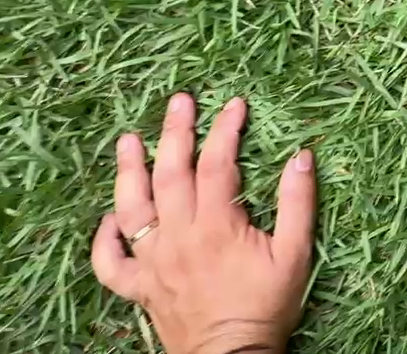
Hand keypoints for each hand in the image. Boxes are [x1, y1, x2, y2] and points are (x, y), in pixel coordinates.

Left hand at [91, 94, 316, 353]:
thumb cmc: (267, 305)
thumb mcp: (296, 251)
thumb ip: (298, 202)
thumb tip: (302, 156)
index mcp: (215, 226)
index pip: (217, 164)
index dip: (225, 129)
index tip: (236, 103)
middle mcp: (177, 239)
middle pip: (169, 175)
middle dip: (173, 133)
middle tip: (178, 101)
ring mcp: (153, 265)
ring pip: (131, 210)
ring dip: (128, 172)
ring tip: (127, 140)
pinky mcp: (140, 290)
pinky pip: (110, 264)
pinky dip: (104, 238)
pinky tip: (109, 216)